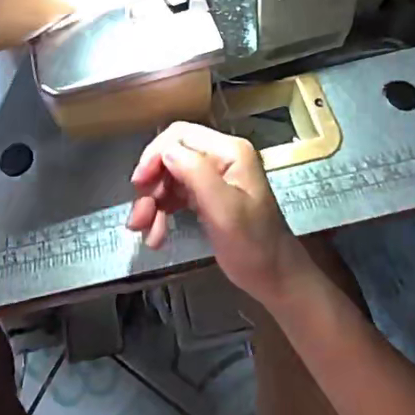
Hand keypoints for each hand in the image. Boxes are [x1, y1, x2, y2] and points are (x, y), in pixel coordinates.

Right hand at [126, 123, 314, 305]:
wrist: (274, 277)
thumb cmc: (253, 244)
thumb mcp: (225, 210)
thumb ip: (196, 174)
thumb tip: (166, 152)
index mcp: (229, 151)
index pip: (181, 136)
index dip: (155, 156)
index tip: (140, 185)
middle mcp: (221, 157)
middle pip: (172, 156)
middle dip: (151, 184)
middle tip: (139, 217)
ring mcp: (214, 177)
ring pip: (169, 177)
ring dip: (153, 202)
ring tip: (143, 230)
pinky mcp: (207, 196)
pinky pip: (175, 194)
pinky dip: (162, 212)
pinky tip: (156, 235)